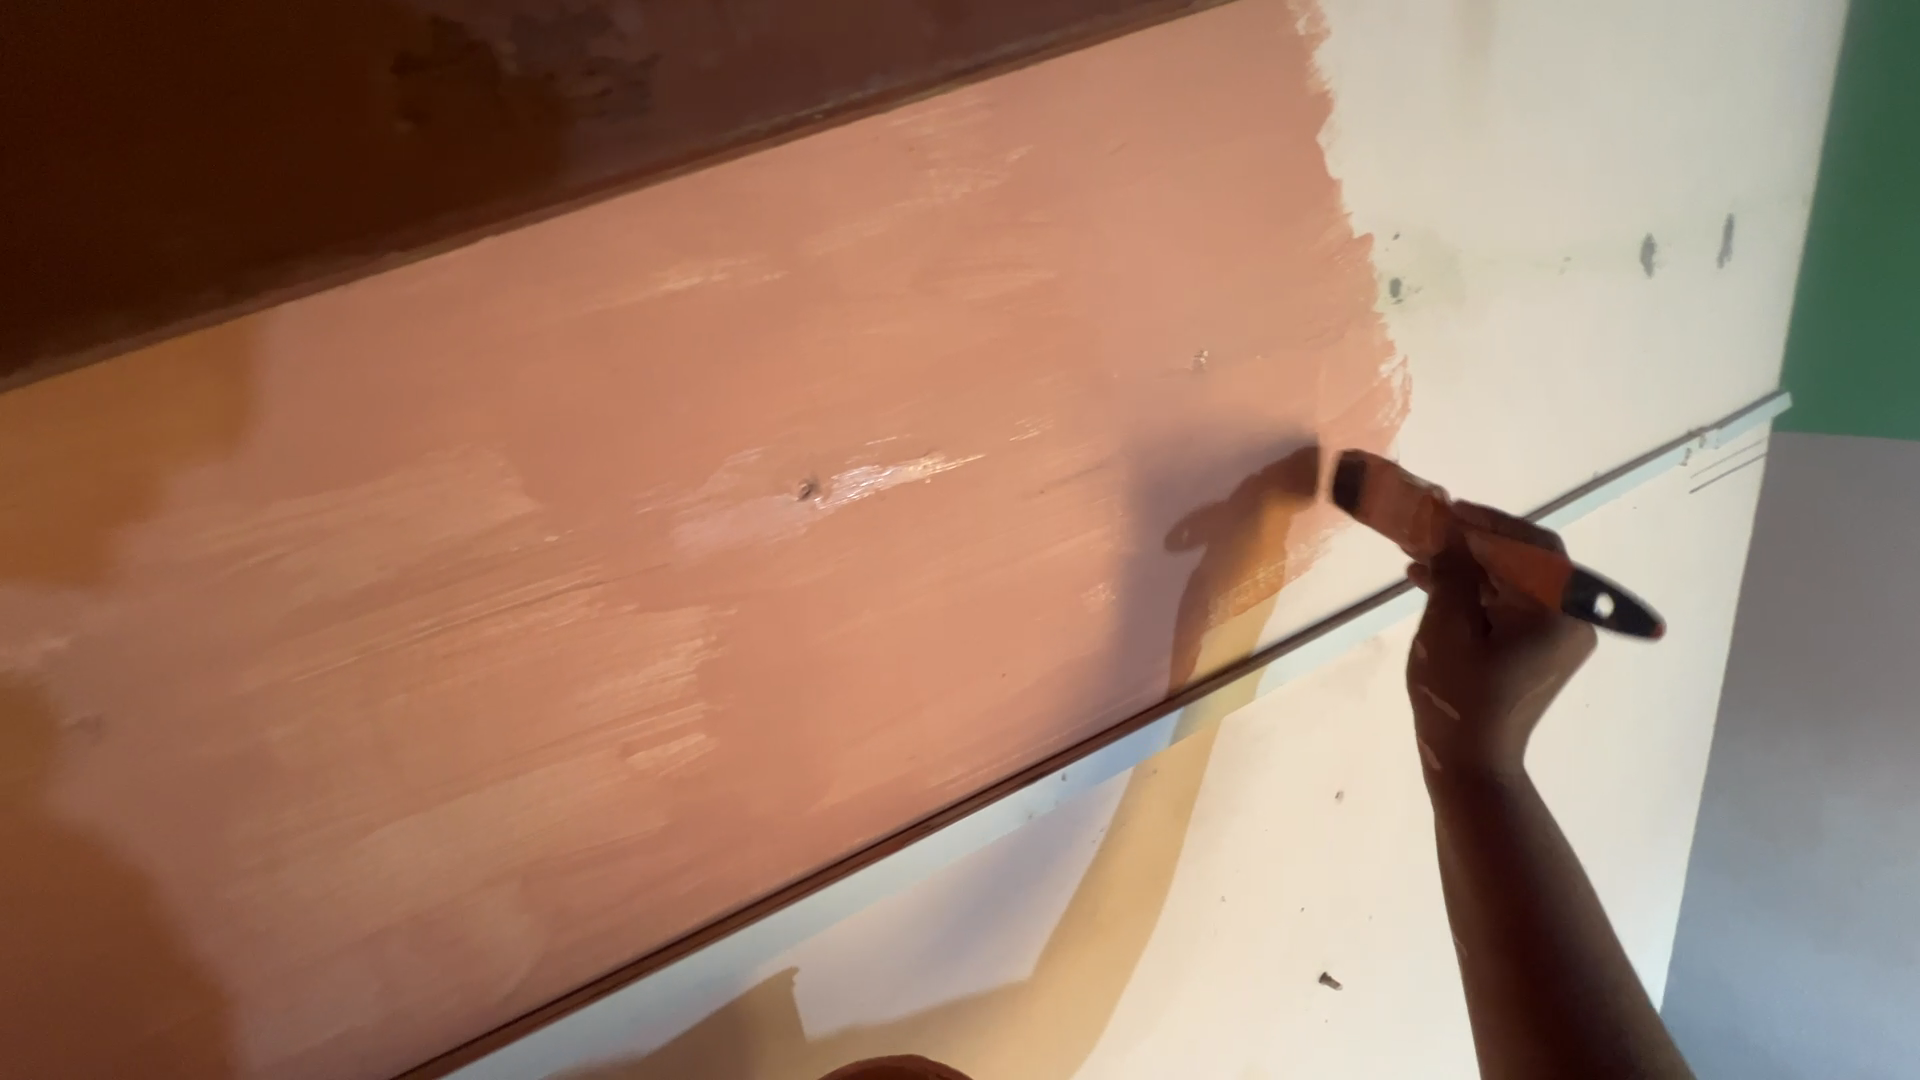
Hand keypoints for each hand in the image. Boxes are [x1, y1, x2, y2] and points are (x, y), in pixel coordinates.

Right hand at [1405, 503, 1595, 778]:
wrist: (1471, 755)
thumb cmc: (1457, 693)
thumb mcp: (1446, 627)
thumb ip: (1453, 574)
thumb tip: (1451, 535)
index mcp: (1554, 612)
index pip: (1533, 547)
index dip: (1490, 522)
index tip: (1447, 510)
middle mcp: (1568, 618)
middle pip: (1525, 561)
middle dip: (1474, 541)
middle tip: (1429, 529)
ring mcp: (1554, 635)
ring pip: (1512, 580)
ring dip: (1468, 564)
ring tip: (1418, 554)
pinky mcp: (1535, 647)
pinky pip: (1506, 603)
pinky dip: (1472, 589)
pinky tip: (1428, 581)